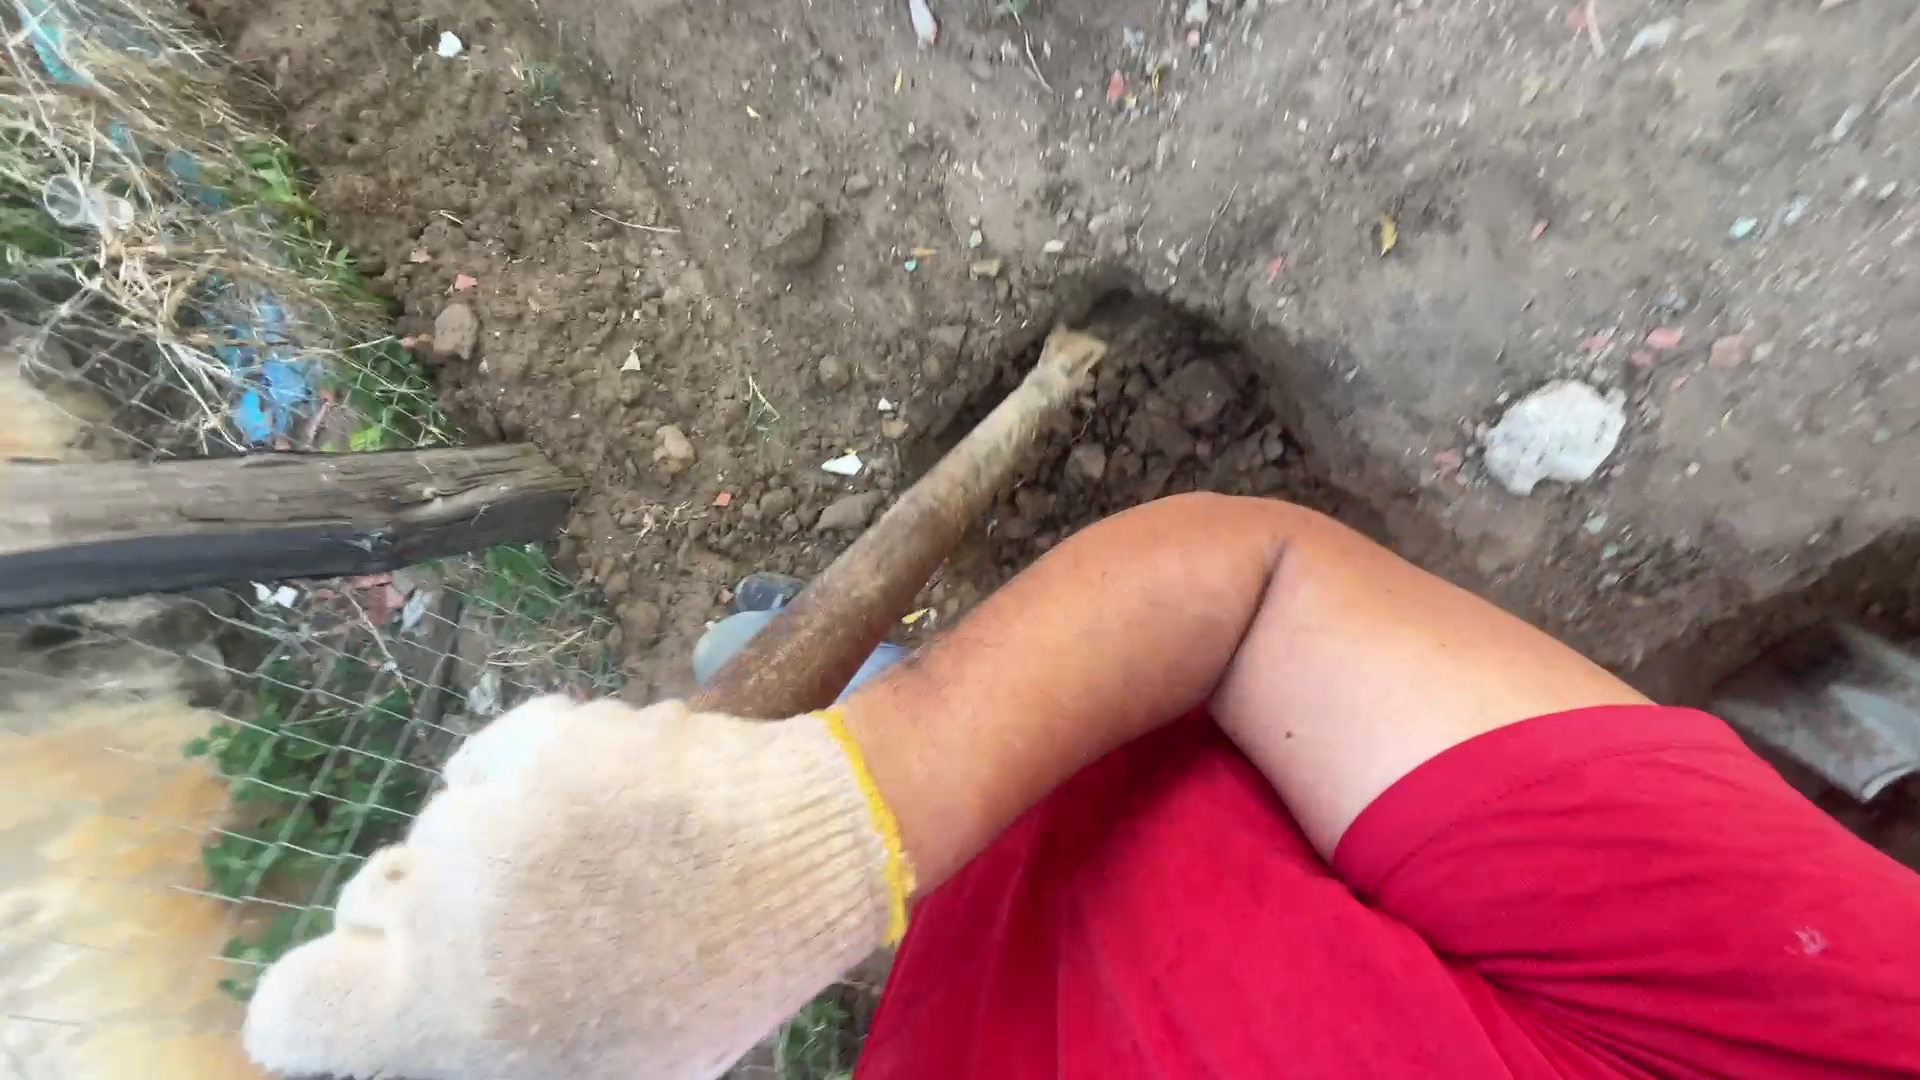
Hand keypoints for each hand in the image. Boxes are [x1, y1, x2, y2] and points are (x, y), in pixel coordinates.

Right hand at [243, 696, 910, 1079]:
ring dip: (518, 820)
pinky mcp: (551, 738)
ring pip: (458, 809)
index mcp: (440, 1023)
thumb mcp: (604, 1065)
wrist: (807, 855)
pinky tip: (617, 784)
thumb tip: (441, 1003)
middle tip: (550, 895)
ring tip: (612, 839)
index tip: (411, 960)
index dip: (351, 976)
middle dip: (449, 891)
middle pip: (381, 886)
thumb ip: (496, 1044)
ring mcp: (497, 815)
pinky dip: (549, 761)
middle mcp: (440, 915)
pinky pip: (508, 749)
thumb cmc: (719, 971)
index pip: (295, 1003)